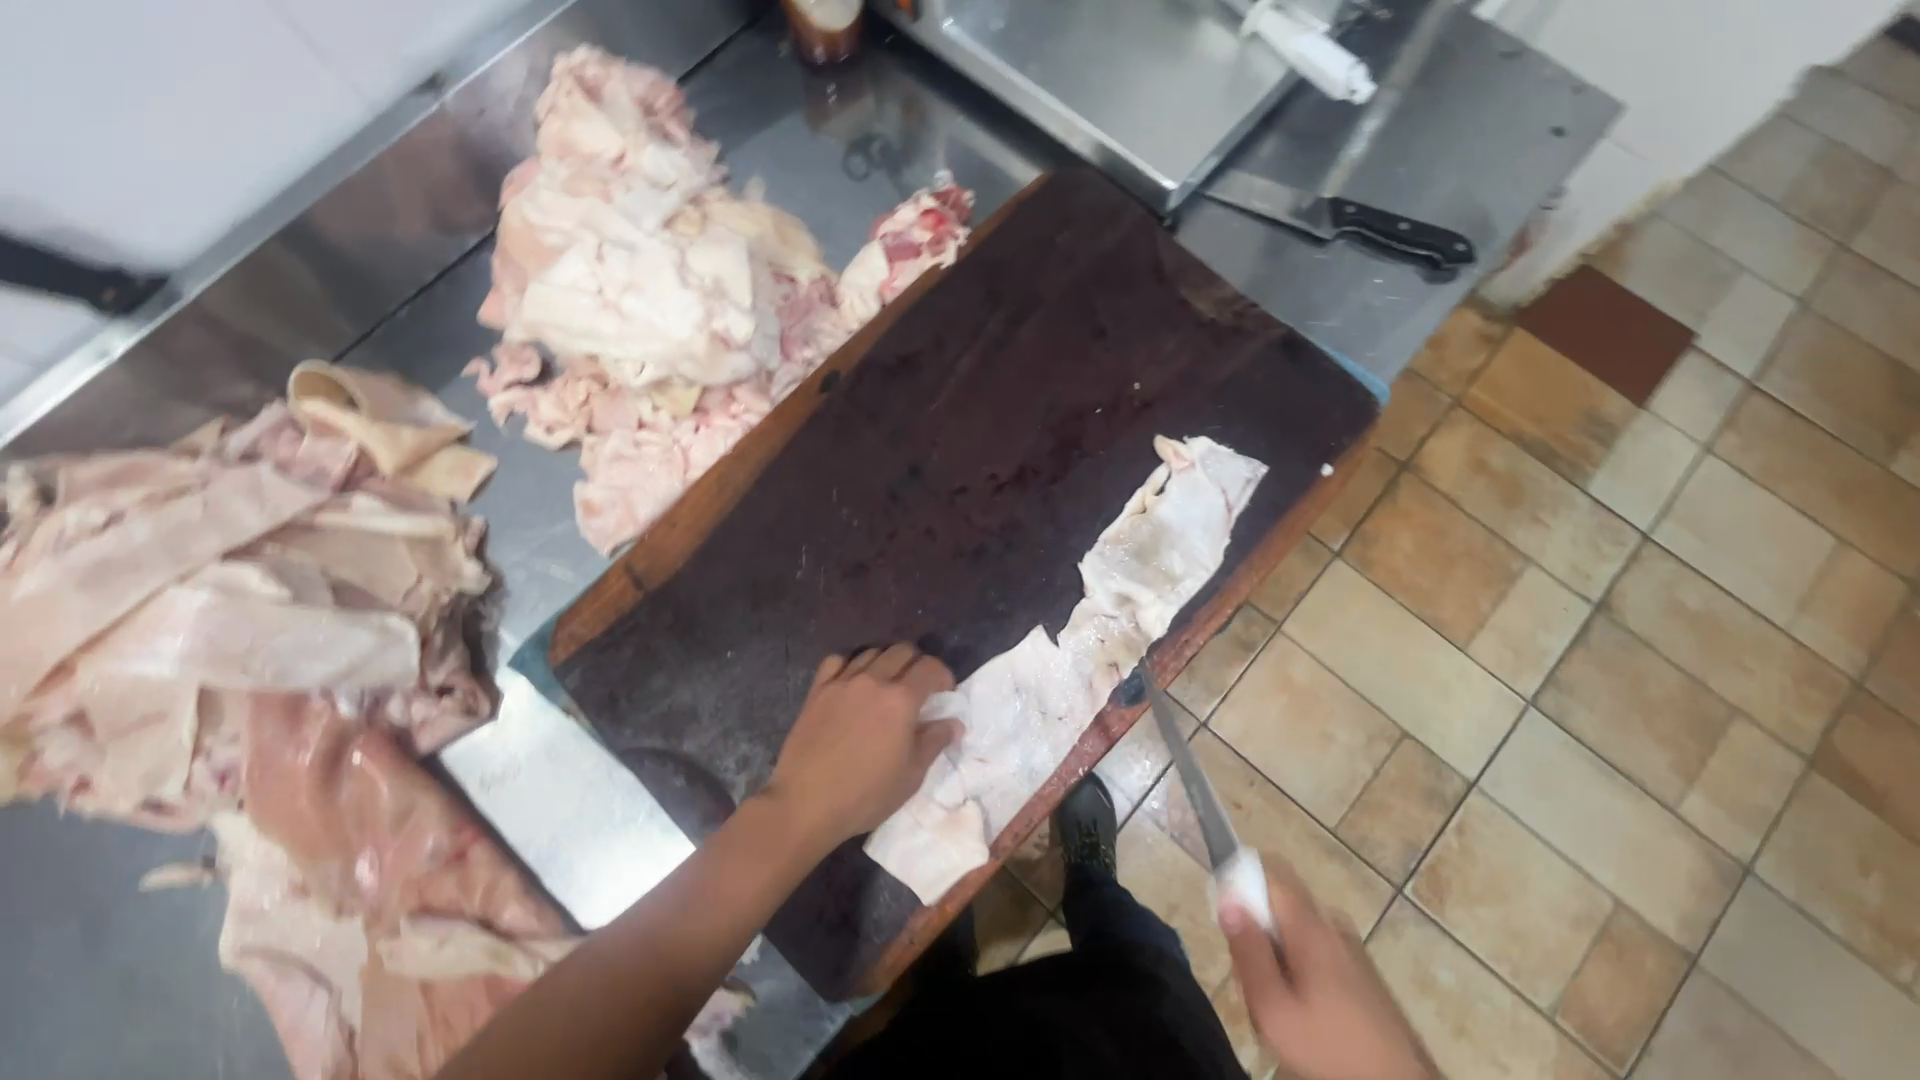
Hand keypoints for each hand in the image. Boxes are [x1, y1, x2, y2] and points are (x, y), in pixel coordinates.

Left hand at [761, 644, 960, 847]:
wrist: (806, 803)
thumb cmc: (866, 794)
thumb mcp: (911, 775)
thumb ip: (934, 742)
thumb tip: (953, 723)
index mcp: (900, 700)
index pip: (930, 667)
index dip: (943, 676)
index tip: (944, 694)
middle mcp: (872, 681)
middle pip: (902, 651)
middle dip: (917, 664)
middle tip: (918, 689)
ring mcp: (841, 683)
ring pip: (871, 652)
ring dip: (886, 663)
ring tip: (886, 687)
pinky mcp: (817, 691)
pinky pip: (836, 661)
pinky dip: (850, 666)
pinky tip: (852, 685)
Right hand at [1220, 857, 1438, 1079]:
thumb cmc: (1330, 1048)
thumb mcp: (1273, 1008)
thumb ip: (1247, 950)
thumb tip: (1227, 898)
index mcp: (1311, 925)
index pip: (1269, 870)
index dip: (1240, 881)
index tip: (1227, 917)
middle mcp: (1333, 924)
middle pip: (1278, 906)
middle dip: (1257, 934)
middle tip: (1253, 983)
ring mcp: (1351, 947)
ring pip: (1295, 934)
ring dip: (1277, 960)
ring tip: (1278, 1009)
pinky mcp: (1362, 971)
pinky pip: (1315, 953)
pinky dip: (1300, 974)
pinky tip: (1304, 1016)